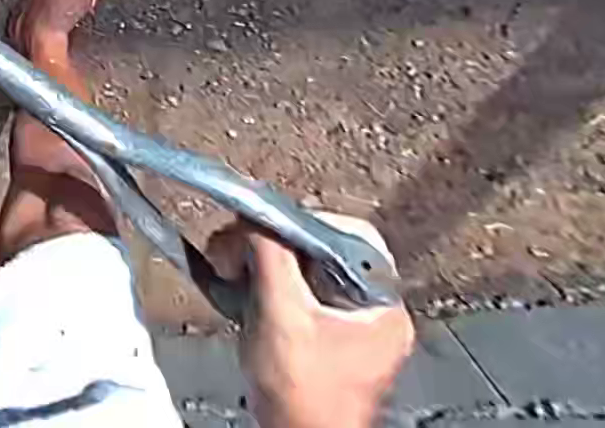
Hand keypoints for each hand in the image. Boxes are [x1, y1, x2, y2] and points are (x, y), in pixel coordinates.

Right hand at [207, 215, 414, 427]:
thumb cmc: (300, 386)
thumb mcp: (281, 312)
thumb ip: (271, 257)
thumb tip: (253, 217)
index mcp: (379, 304)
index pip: (349, 235)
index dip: (303, 222)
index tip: (262, 226)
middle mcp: (367, 305)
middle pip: (314, 243)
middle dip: (265, 239)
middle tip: (232, 249)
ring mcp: (342, 315)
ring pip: (295, 257)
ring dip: (252, 254)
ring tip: (226, 266)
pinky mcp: (316, 321)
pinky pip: (285, 277)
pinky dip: (255, 271)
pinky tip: (234, 280)